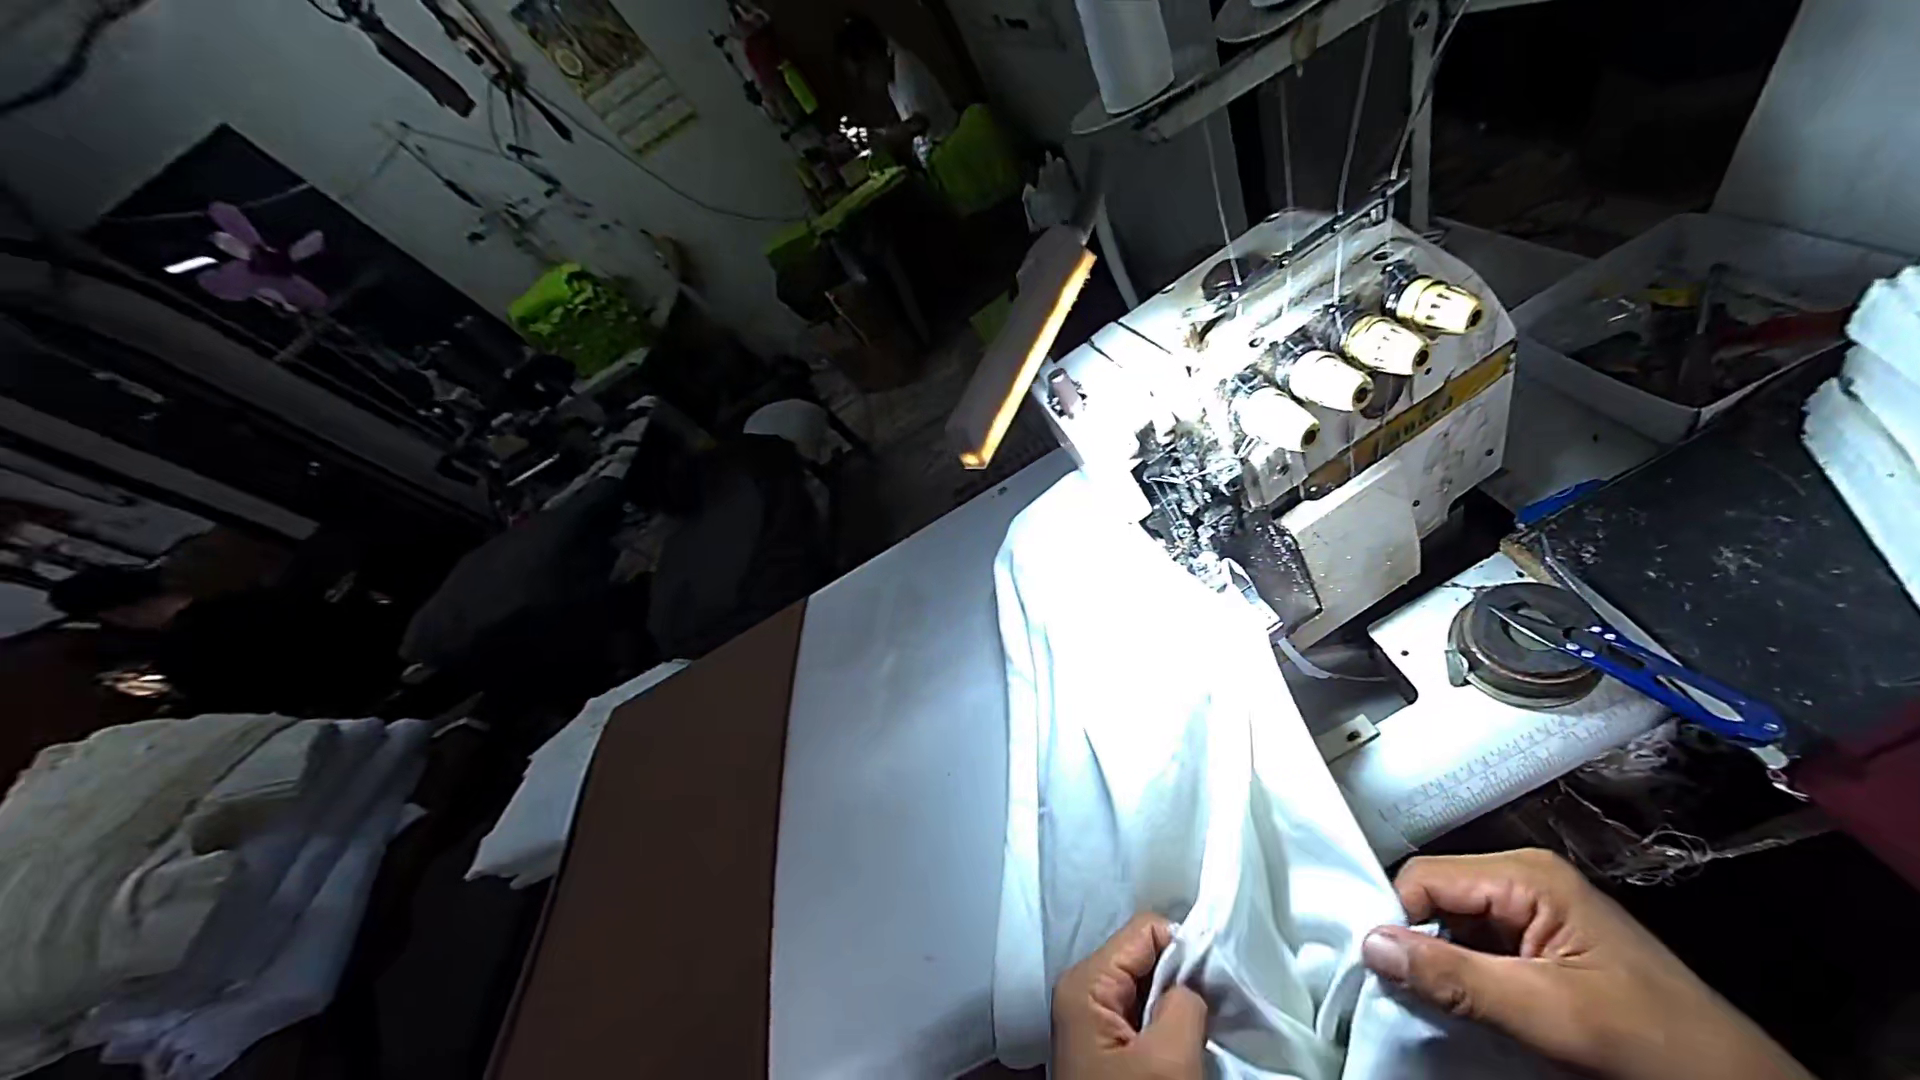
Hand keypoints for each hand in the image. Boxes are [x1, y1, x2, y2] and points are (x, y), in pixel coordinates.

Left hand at [1053, 914, 1208, 1079]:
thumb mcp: (1167, 1060)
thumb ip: (1184, 1003)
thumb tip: (1192, 980)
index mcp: (1087, 981)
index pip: (1143, 930)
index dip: (1183, 946)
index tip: (1215, 978)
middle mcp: (1083, 988)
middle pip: (1143, 956)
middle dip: (1180, 976)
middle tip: (1214, 1005)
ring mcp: (1091, 1017)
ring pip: (1144, 985)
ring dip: (1176, 1002)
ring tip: (1203, 1024)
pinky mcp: (1103, 1043)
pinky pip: (1140, 1013)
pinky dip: (1166, 1021)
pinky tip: (1185, 1040)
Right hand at [1362, 849, 1813, 1079]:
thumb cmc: (1657, 1047)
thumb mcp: (1550, 1014)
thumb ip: (1456, 978)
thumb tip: (1370, 944)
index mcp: (1525, 875)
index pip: (1424, 878)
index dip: (1399, 919)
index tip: (1386, 970)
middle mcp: (1522, 878)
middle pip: (1434, 897)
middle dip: (1420, 943)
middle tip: (1417, 993)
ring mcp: (1532, 908)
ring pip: (1449, 922)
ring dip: (1441, 961)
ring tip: (1445, 1002)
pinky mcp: (1539, 939)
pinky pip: (1474, 942)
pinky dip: (1462, 972)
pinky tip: (1471, 1002)